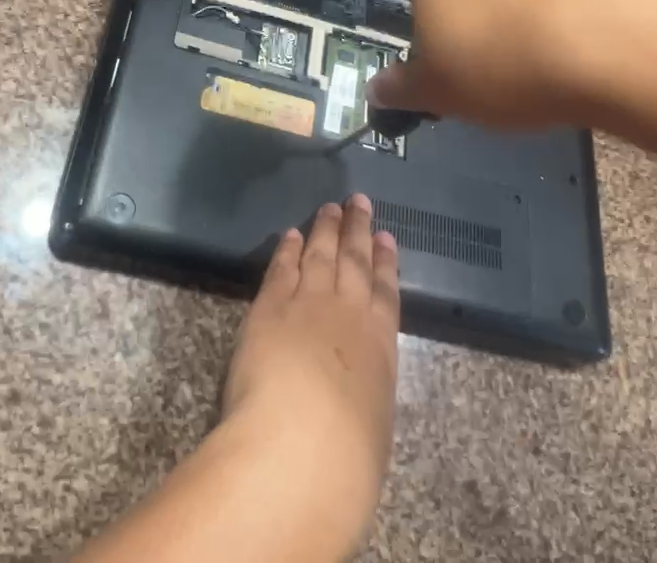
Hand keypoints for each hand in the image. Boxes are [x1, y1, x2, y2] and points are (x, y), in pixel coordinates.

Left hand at [220, 195, 400, 553]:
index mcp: (381, 346)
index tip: (386, 238)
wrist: (302, 442)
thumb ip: (362, 401)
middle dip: (357, 230)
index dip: (386, 263)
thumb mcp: (370, 426)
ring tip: (329, 207)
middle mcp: (349, 313)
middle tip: (358, 202)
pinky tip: (289, 235)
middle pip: (354, 261)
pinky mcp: (269, 306)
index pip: (386, 293)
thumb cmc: (346, 454)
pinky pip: (281, 269)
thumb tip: (354, 402)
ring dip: (324, 229)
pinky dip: (286, 250)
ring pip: (319, 255)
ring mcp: (309, 304)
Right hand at [370, 0, 635, 127]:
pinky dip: (573, 11)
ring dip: (530, 19)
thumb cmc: (506, 67)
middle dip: (485, 28)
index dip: (443, 51)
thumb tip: (376, 89)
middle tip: (508, 77)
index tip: (466, 82)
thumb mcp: (440, 95)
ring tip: (554, 66)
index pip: (423, 11)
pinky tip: (589, 47)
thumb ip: (402, 89)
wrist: (612, 36)